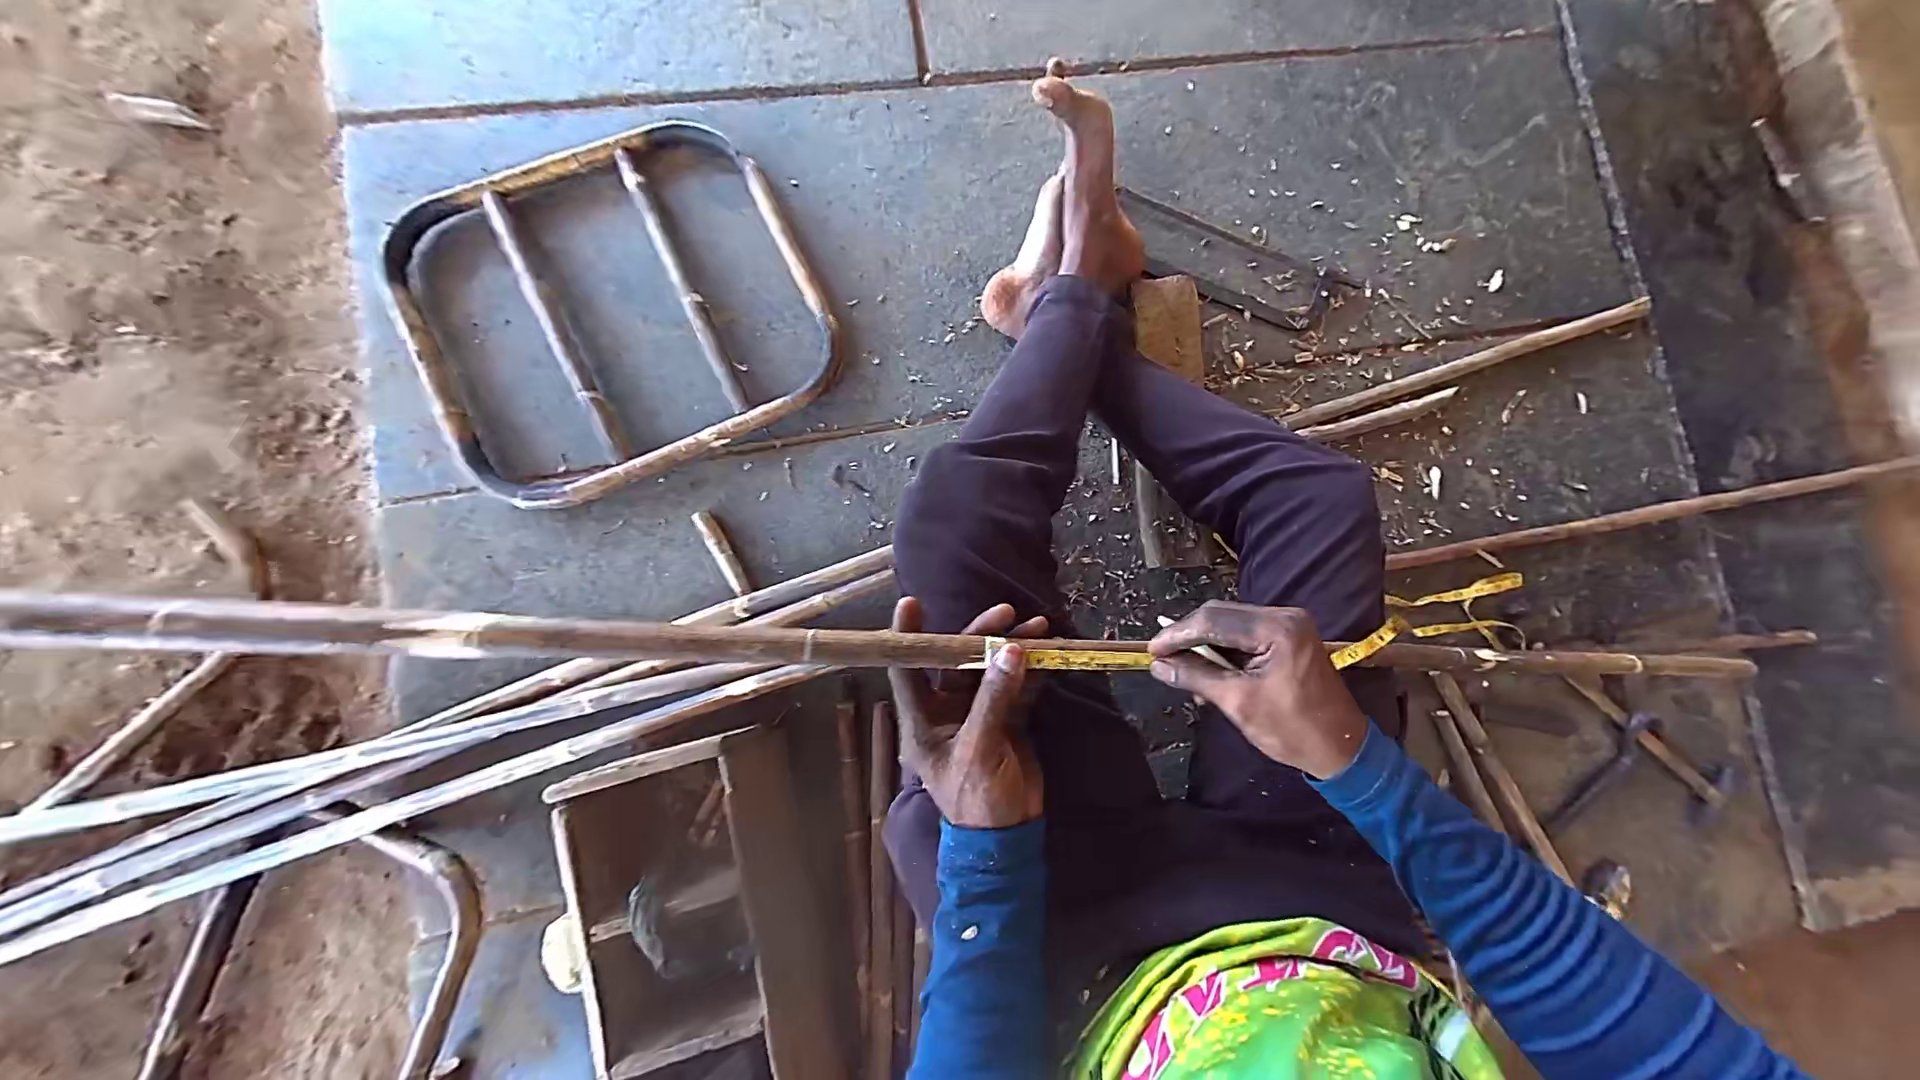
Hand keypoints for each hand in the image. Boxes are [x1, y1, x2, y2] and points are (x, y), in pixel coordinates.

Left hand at [884, 597, 1045, 827]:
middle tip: (1006, 613)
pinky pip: (1016, 686)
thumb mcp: (980, 748)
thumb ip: (994, 698)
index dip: (907, 636)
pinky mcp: (1006, 719)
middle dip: (980, 635)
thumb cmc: (977, 800)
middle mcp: (946, 711)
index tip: (912, 603)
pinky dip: (1031, 670)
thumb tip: (1011, 651)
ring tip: (1039, 627)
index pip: (907, 670)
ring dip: (1013, 648)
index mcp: (922, 721)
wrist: (1010, 837)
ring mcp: (978, 713)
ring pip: (991, 669)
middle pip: (957, 661)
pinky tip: (1048, 654)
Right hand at [1148, 602, 1369, 778]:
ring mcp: (1287, 623)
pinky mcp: (1287, 635)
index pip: (1211, 620)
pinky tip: (1208, 671)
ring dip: (1203, 644)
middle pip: (1218, 615)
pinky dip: (1221, 650)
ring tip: (1183, 670)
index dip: (1176, 634)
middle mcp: (1283, 616)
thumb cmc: (1293, 729)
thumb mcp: (1237, 702)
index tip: (1152, 651)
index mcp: (1277, 629)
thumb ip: (1195, 676)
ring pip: (1227, 622)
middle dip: (1187, 636)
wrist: (1342, 749)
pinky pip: (1242, 633)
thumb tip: (1158, 665)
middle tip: (1162, 658)